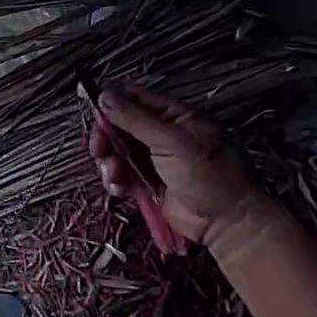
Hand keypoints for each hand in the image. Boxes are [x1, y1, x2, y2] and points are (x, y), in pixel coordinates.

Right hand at [89, 85, 277, 254]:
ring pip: (117, 152)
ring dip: (110, 162)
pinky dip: (116, 181)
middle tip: (98, 148)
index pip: (135, 99)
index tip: (90, 106)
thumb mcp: (170, 141)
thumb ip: (134, 119)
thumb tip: (105, 95)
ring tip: (114, 175)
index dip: (111, 101)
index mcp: (173, 116)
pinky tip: (120, 188)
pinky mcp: (148, 184)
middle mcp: (161, 135)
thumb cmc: (207, 174)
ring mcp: (154, 161)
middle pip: (120, 126)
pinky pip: (122, 176)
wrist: (226, 221)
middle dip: (106, 137)